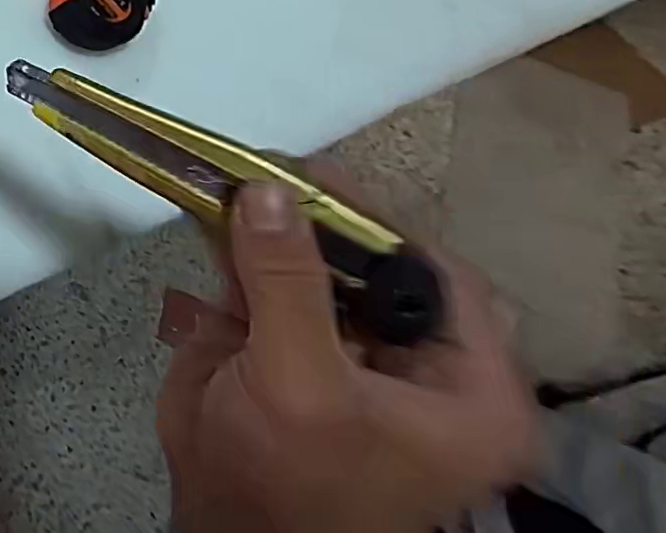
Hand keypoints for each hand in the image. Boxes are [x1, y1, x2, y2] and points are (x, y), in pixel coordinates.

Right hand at [157, 177, 538, 532]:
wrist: (222, 513)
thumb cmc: (295, 470)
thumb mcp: (302, 381)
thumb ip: (287, 283)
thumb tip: (266, 189)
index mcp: (459, 382)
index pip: (440, 280)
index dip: (382, 224)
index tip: (313, 177)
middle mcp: (400, 352)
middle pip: (368, 261)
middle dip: (315, 213)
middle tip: (264, 167)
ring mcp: (327, 338)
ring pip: (305, 259)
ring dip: (267, 218)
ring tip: (229, 171)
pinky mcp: (268, 330)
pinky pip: (255, 270)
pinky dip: (230, 235)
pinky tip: (207, 203)